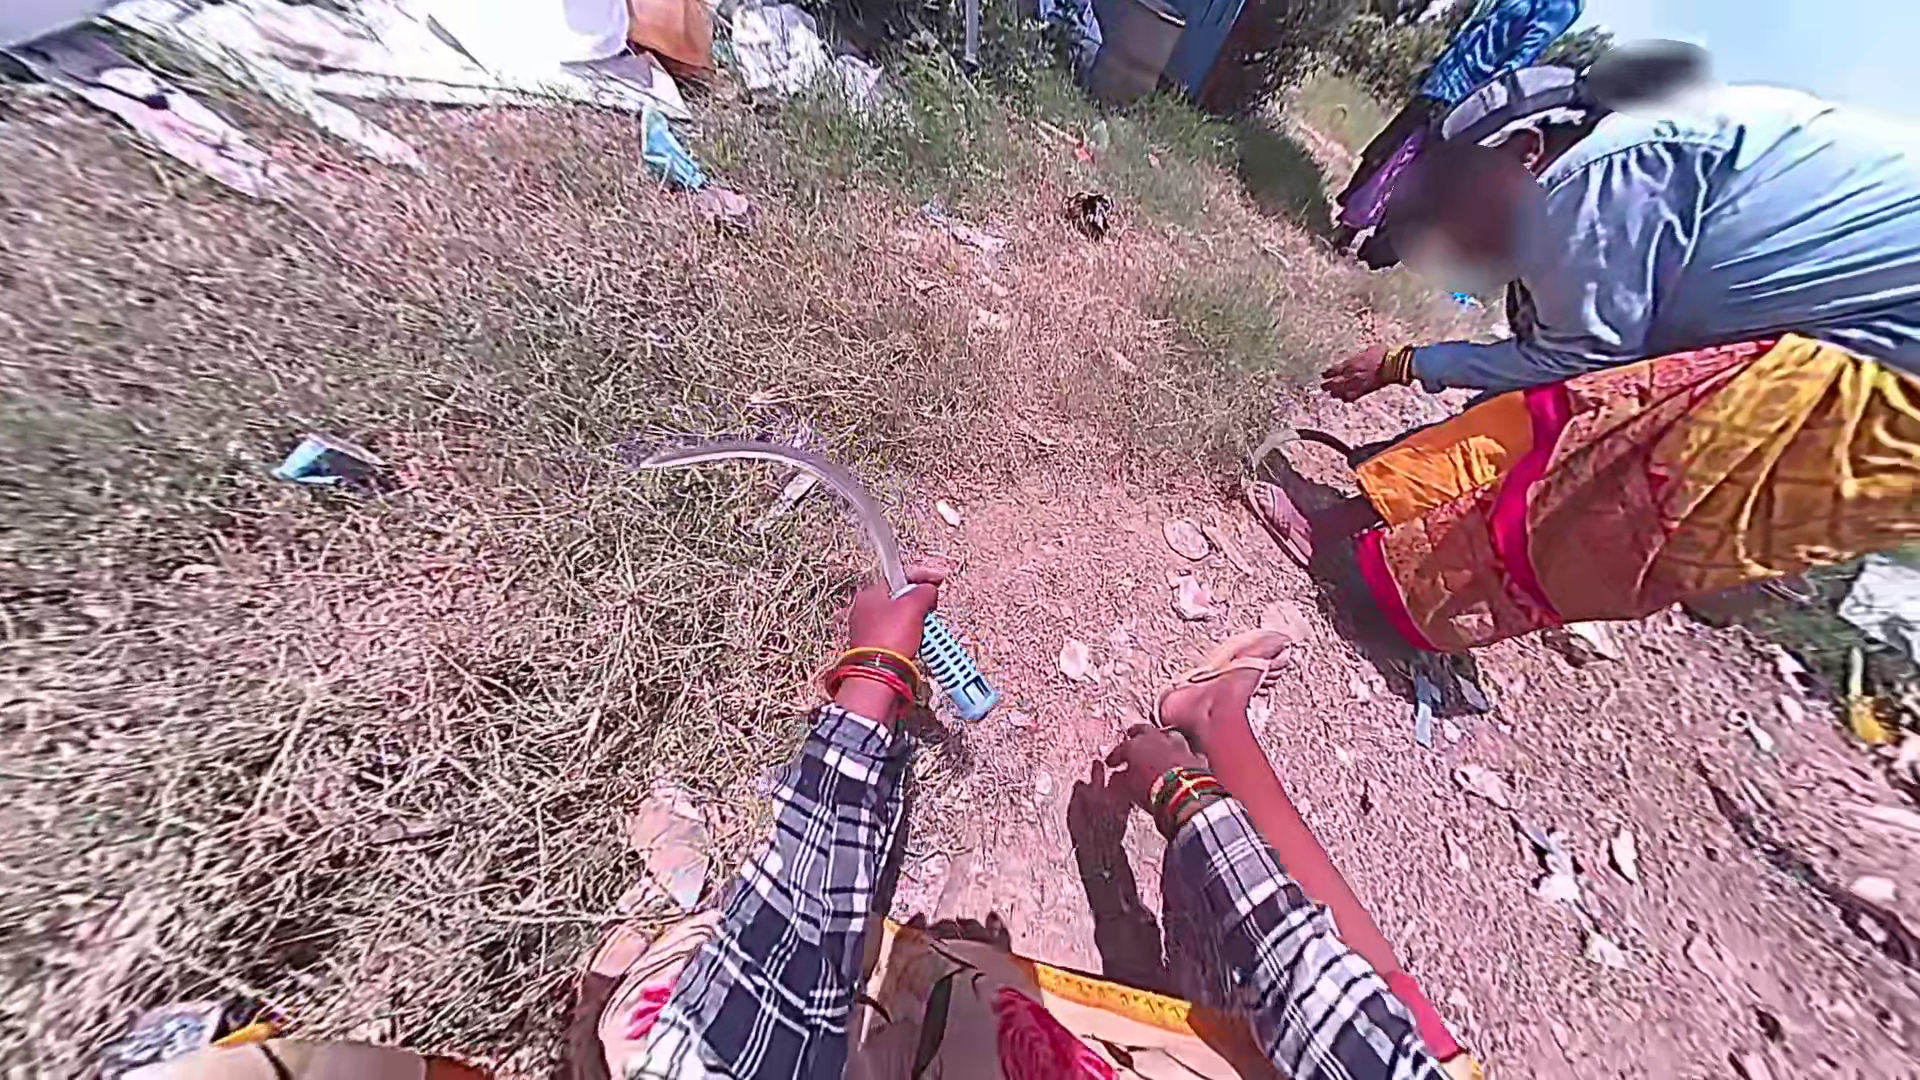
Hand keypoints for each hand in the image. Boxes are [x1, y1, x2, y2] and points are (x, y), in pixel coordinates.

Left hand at [836, 565, 942, 725]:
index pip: (899, 576)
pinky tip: (917, 641)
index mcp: (870, 594)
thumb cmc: (891, 637)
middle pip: (900, 597)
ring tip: (926, 628)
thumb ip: (924, 590)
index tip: (939, 580)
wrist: (879, 675)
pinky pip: (897, 635)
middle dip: (920, 602)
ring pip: (900, 617)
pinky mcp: (874, 648)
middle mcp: (865, 610)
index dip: (922, 576)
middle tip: (931, 608)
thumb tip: (929, 589)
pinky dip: (910, 635)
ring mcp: (868, 630)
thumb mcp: (914, 605)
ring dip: (917, 620)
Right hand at [1103, 725, 1203, 809]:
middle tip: (1132, 736)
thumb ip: (1122, 778)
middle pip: (1144, 730)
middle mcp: (1157, 739)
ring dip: (1164, 740)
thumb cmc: (1151, 790)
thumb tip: (1118, 776)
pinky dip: (1185, 756)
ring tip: (1160, 746)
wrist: (1184, 796)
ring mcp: (1178, 746)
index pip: (1121, 748)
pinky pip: (1189, 752)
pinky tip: (1183, 761)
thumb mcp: (1129, 788)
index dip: (1115, 756)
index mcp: (1135, 745)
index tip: (1112, 763)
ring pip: (1169, 735)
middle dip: (1137, 733)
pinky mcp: (1196, 757)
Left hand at [1321, 344, 1389, 401]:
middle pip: (1331, 384)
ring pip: (1338, 393)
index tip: (1324, 375)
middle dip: (1326, 386)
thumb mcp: (1367, 351)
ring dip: (1334, 393)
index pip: (1331, 371)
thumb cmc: (1384, 354)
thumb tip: (1355, 359)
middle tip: (1324, 386)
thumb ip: (1357, 358)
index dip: (1326, 374)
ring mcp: (1355, 385)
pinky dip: (1346, 399)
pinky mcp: (1363, 392)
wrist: (1394, 364)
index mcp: (1349, 364)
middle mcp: (1349, 376)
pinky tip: (1345, 398)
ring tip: (1333, 393)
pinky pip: (1350, 398)